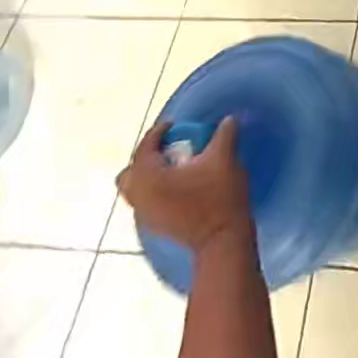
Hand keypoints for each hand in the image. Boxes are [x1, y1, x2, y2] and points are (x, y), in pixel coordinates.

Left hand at [116, 117, 252, 255]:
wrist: (221, 238)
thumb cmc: (218, 194)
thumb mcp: (224, 157)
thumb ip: (224, 133)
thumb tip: (227, 120)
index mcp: (149, 177)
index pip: (144, 149)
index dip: (157, 133)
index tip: (173, 125)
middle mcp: (139, 196)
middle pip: (130, 173)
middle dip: (146, 157)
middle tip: (170, 149)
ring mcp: (145, 214)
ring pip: (137, 190)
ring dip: (151, 175)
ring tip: (177, 167)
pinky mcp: (156, 226)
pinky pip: (147, 202)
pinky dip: (158, 190)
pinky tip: (181, 186)